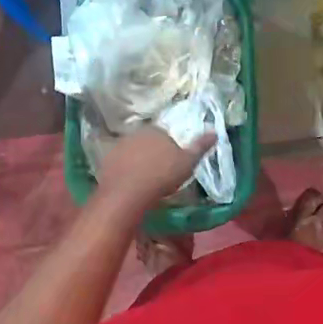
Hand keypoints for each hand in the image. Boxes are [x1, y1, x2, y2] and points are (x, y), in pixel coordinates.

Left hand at [96, 126, 215, 208]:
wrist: (128, 192)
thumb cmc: (162, 176)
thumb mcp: (187, 163)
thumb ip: (200, 146)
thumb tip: (215, 131)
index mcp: (157, 131)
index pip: (164, 133)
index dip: (169, 146)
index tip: (172, 160)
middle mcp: (136, 133)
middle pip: (147, 140)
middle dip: (152, 151)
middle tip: (159, 169)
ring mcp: (119, 146)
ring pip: (132, 150)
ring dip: (137, 159)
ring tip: (144, 178)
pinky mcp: (107, 160)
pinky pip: (119, 162)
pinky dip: (124, 169)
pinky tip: (129, 182)